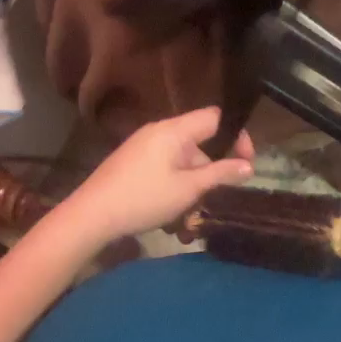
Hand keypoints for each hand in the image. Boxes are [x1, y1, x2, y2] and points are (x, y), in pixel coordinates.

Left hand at [52, 107, 254, 246]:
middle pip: (199, 146)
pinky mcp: (133, 165)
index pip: (215, 117)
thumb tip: (248, 165)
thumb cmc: (144, 198)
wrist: (91, 215)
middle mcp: (159, 132)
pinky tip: (171, 222)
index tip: (246, 164)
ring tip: (189, 224)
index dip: (236, 136)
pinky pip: (165, 173)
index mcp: (174, 130)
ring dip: (192, 192)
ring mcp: (144, 149)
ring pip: (182, 166)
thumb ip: (220, 175)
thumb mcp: (188, 189)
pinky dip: (174, 193)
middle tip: (216, 202)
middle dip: (211, 176)